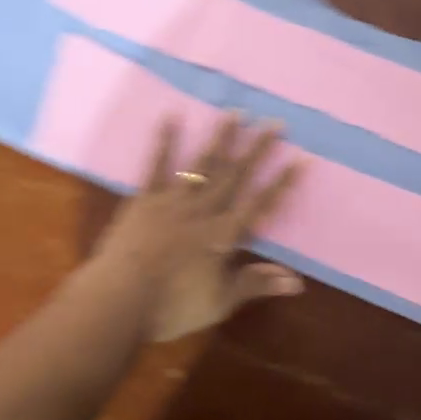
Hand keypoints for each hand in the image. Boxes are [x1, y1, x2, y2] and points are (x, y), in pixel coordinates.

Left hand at [76, 114, 304, 341]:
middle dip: (257, 148)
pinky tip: (172, 116)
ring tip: (236, 113)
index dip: (282, 183)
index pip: (259, 204)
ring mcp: (172, 200)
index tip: (301, 158)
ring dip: (221, 137)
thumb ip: (255, 284)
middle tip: (275, 122)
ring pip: (202, 164)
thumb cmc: (171, 306)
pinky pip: (156, 165)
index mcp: (222, 236)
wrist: (120, 298)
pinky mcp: (144, 198)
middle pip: (235, 175)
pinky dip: (164, 140)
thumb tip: (297, 282)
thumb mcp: (219, 302)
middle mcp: (202, 210)